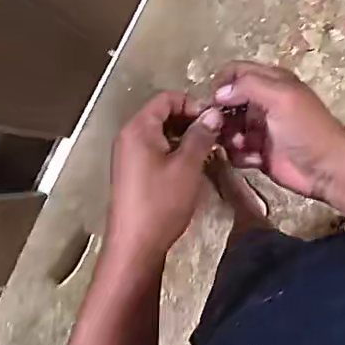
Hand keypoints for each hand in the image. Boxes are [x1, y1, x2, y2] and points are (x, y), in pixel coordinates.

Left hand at [104, 91, 224, 264]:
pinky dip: (175, 152)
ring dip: (185, 138)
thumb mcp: (188, 166)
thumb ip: (201, 135)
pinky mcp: (133, 172)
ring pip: (162, 133)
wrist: (135, 246)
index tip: (214, 120)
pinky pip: (156, 150)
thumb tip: (213, 113)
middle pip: (163, 114)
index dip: (193, 104)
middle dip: (191, 121)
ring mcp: (129, 155)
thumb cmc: (161, 203)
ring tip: (208, 151)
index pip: (167, 98)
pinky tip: (192, 166)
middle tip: (216, 135)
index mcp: (138, 129)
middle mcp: (129, 137)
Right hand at [212, 62, 344, 201]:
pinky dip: (240, 155)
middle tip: (217, 128)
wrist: (327, 169)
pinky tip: (254, 160)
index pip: (236, 72)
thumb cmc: (306, 129)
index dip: (221, 84)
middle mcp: (263, 102)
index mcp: (271, 82)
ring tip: (241, 145)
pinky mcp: (258, 153)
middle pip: (227, 101)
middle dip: (219, 115)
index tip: (212, 102)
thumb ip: (249, 86)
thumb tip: (219, 92)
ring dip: (228, 137)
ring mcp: (260, 128)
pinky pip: (235, 151)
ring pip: (228, 128)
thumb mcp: (281, 98)